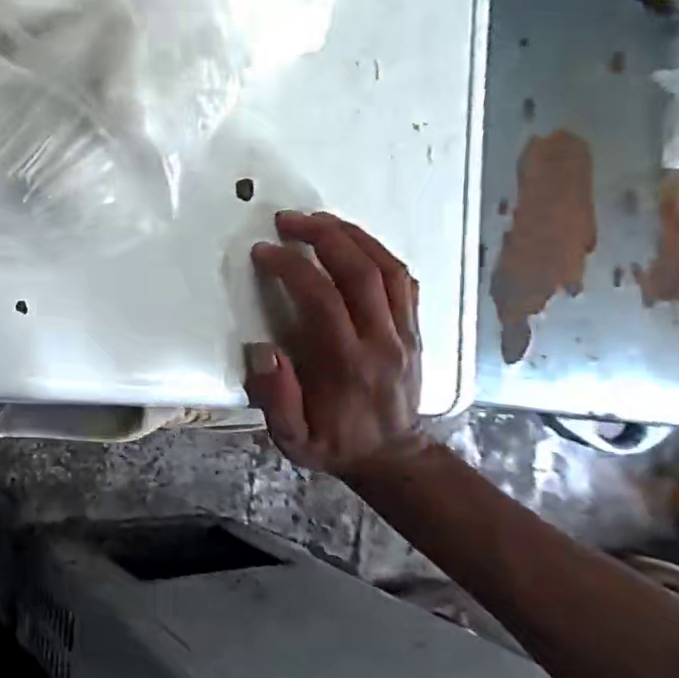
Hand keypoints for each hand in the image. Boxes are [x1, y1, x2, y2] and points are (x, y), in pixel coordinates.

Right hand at [244, 211, 424, 479]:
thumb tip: (263, 351)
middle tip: (289, 219)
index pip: (321, 299)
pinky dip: (378, 252)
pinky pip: (404, 279)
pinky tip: (354, 241)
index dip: (290, 267)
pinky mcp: (415, 329)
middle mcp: (382, 341)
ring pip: (386, 267)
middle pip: (359, 271)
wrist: (392, 458)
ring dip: (351, 235)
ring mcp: (404, 332)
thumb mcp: (293, 440)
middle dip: (321, 235)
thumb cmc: (335, 444)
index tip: (264, 251)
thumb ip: (276, 399)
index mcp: (347, 366)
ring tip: (319, 219)